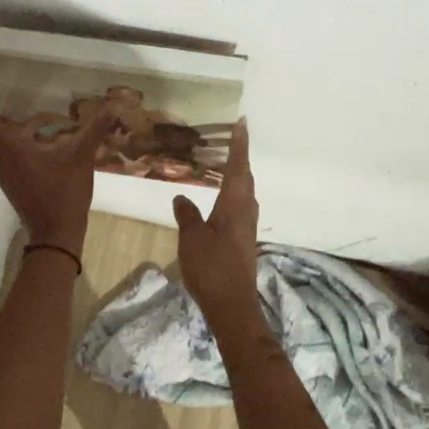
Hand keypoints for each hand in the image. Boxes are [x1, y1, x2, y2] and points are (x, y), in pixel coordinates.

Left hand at [0, 84, 112, 253]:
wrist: (55, 233)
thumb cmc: (64, 194)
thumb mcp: (81, 159)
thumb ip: (94, 131)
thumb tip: (113, 106)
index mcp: (11, 152)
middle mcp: (1, 160)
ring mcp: (4, 172)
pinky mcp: (12, 180)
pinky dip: (0, 138)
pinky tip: (23, 135)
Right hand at [172, 118, 258, 314]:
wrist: (232, 305)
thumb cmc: (211, 268)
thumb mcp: (192, 238)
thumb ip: (187, 214)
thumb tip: (181, 196)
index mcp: (234, 205)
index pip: (238, 167)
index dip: (239, 145)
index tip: (243, 123)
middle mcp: (245, 212)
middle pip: (246, 178)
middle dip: (241, 158)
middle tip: (234, 139)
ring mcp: (247, 228)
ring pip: (245, 194)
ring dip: (239, 176)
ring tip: (228, 165)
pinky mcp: (244, 241)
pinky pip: (241, 208)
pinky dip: (235, 194)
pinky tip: (224, 201)